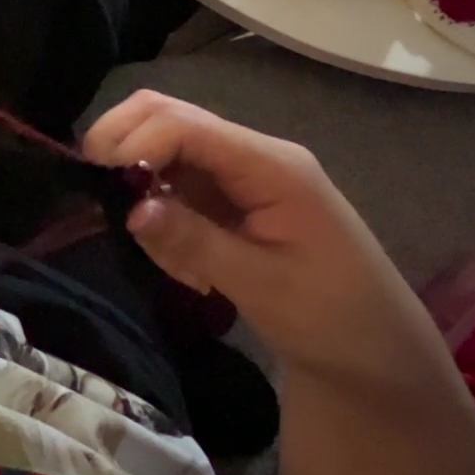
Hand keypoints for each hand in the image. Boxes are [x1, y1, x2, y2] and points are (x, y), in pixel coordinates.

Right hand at [84, 90, 423, 374]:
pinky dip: (153, 206)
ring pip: (158, 144)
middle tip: (96, 187)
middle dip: (121, 142)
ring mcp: (237, 172)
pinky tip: (176, 254)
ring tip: (156, 244)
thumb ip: (195, 241)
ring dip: (137, 183)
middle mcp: (251, 154)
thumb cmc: (332, 320)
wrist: (377, 360)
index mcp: (272, 165)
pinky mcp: (225, 193)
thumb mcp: (263, 287)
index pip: (183, 124)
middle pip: (165, 114)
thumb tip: (131, 208)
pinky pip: (168, 178)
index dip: (133, 141)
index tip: (98, 180)